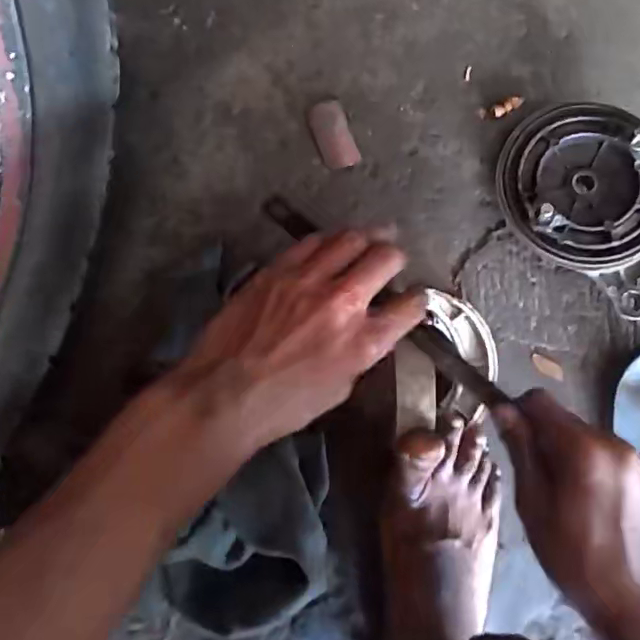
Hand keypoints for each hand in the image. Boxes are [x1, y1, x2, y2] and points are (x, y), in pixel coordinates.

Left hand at [168, 229, 425, 450]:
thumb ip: (362, 353)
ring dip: (370, 236)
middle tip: (395, 258)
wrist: (222, 395)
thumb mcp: (340, 388)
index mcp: (364, 341)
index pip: (409, 307)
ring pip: (351, 239)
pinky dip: (330, 239)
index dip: (418, 300)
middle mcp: (343, 303)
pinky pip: (313, 241)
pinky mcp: (279, 270)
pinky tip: (334, 240)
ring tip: (375, 234)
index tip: (414, 299)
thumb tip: (370, 330)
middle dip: (397, 256)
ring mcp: (309, 281)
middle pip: (386, 259)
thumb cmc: (283, 405)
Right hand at [492, 389, 639, 625]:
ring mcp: (632, 455)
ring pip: (584, 435)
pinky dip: (589, 462)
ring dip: (566, 450)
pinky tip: (587, 498)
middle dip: (543, 436)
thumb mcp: (533, 505)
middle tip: (534, 476)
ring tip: (562, 492)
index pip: (541, 401)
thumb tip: (504, 410)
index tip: (510, 436)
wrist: (631, 600)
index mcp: (583, 449)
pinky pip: (605, 451)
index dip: (519, 412)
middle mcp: (611, 441)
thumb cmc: (572, 558)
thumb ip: (521, 451)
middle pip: (564, 418)